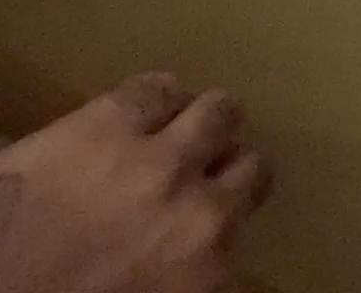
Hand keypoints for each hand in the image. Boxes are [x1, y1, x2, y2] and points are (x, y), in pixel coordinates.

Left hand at [0, 73, 272, 292]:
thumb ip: (167, 289)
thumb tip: (179, 275)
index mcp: (198, 283)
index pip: (252, 274)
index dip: (229, 263)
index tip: (206, 263)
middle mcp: (201, 216)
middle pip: (254, 173)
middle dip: (231, 181)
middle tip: (196, 192)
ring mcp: (157, 162)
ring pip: (222, 114)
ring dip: (206, 130)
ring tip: (177, 139)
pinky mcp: (106, 124)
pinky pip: (159, 87)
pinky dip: (159, 98)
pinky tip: (141, 114)